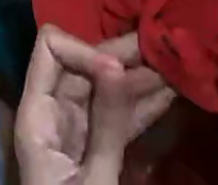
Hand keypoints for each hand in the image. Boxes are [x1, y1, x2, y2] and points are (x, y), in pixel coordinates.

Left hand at [15, 26, 176, 184]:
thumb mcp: (93, 184)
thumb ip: (107, 124)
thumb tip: (117, 64)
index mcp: (38, 116)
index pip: (51, 50)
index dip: (84, 49)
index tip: (120, 70)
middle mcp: (55, 112)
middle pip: (85, 62)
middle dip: (125, 54)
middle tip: (166, 46)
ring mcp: (77, 128)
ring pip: (108, 85)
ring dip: (143, 75)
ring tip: (179, 64)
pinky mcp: (97, 146)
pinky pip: (121, 112)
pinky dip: (146, 101)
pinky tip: (174, 91)